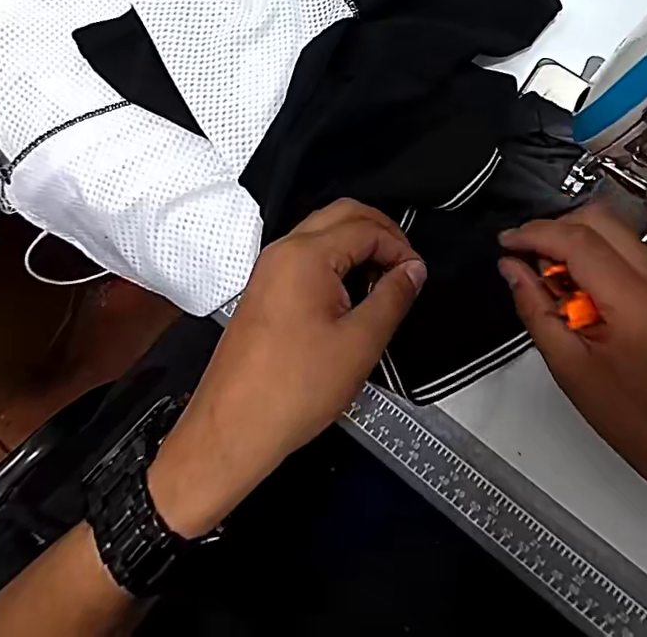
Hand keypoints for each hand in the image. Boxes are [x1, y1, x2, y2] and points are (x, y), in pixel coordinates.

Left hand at [148, 200, 426, 535]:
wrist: (231, 431)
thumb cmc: (290, 391)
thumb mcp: (360, 343)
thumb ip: (393, 297)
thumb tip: (412, 270)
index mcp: (305, 256)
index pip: (366, 228)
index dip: (400, 246)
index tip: (415, 273)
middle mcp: (283, 251)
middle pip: (343, 214)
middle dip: (381, 232)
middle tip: (404, 264)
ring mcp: (270, 268)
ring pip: (324, 231)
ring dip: (358, 244)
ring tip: (383, 281)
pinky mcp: (265, 288)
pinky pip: (307, 254)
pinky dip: (336, 259)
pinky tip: (353, 293)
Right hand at [498, 202, 646, 498]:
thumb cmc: (638, 417)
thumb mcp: (569, 367)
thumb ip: (535, 308)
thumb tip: (512, 268)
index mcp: (637, 305)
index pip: (579, 240)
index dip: (535, 234)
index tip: (509, 242)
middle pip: (597, 219)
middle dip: (553, 230)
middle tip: (527, 259)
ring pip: (610, 226)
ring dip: (572, 241)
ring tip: (554, 281)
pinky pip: (622, 245)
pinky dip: (591, 253)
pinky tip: (577, 289)